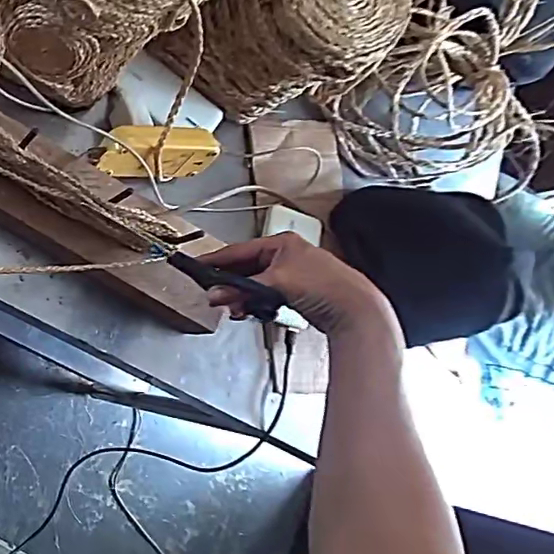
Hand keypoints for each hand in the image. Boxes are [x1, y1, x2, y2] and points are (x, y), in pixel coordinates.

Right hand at [198, 232, 397, 342]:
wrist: (356, 311)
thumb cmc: (326, 286)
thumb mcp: (276, 283)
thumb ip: (241, 290)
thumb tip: (215, 294)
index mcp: (282, 243)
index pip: (239, 250)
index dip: (216, 259)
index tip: (197, 265)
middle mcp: (285, 256)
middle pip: (245, 268)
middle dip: (229, 284)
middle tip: (214, 294)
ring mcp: (290, 275)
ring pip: (254, 284)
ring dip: (242, 297)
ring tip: (235, 307)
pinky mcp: (294, 292)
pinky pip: (265, 295)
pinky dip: (255, 303)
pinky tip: (250, 311)